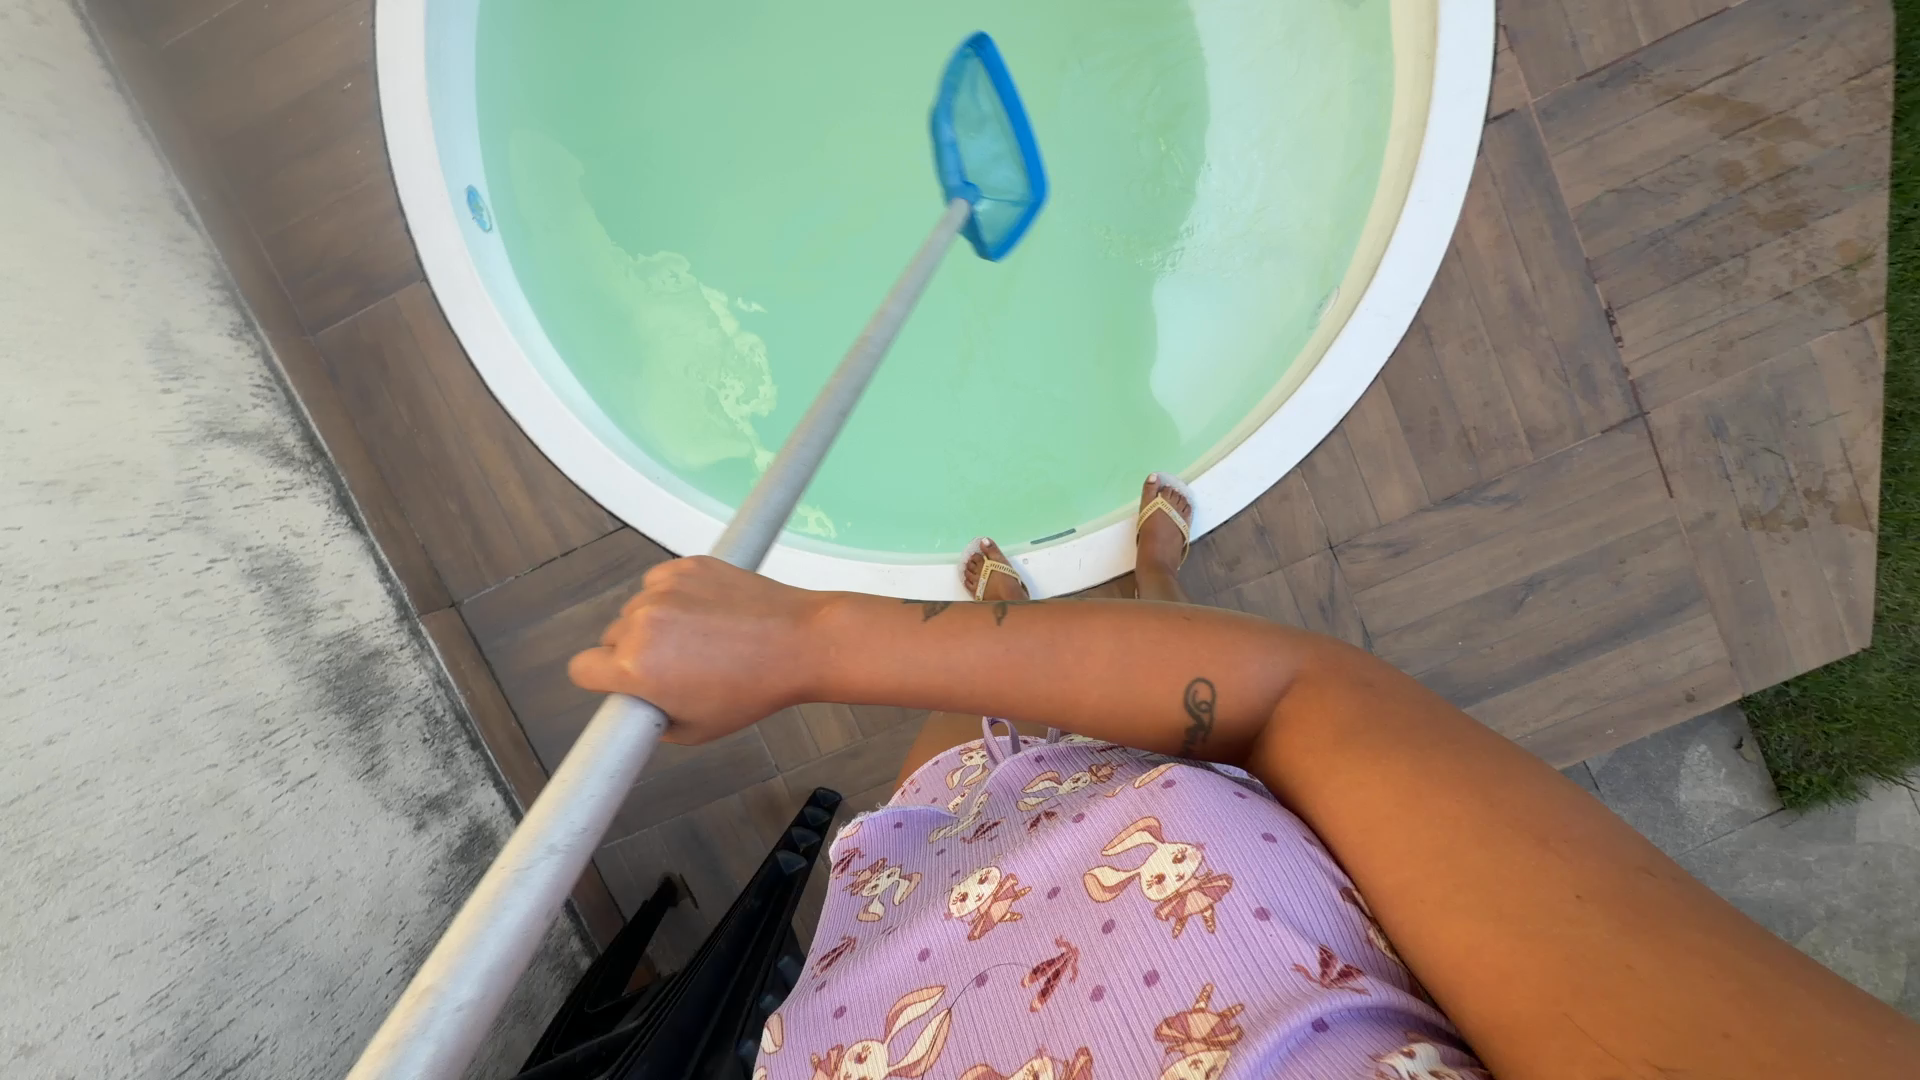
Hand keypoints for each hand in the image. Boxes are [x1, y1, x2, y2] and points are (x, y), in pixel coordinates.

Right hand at [568, 556, 826, 743]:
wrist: (800, 642)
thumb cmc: (754, 690)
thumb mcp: (695, 730)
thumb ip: (650, 718)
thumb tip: (636, 704)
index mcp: (634, 666)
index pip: (582, 669)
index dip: (604, 678)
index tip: (624, 681)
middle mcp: (641, 622)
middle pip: (611, 637)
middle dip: (635, 651)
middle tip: (678, 663)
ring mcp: (665, 588)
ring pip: (638, 607)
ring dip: (657, 621)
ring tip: (704, 637)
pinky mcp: (689, 565)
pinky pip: (663, 582)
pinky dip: (677, 594)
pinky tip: (710, 612)